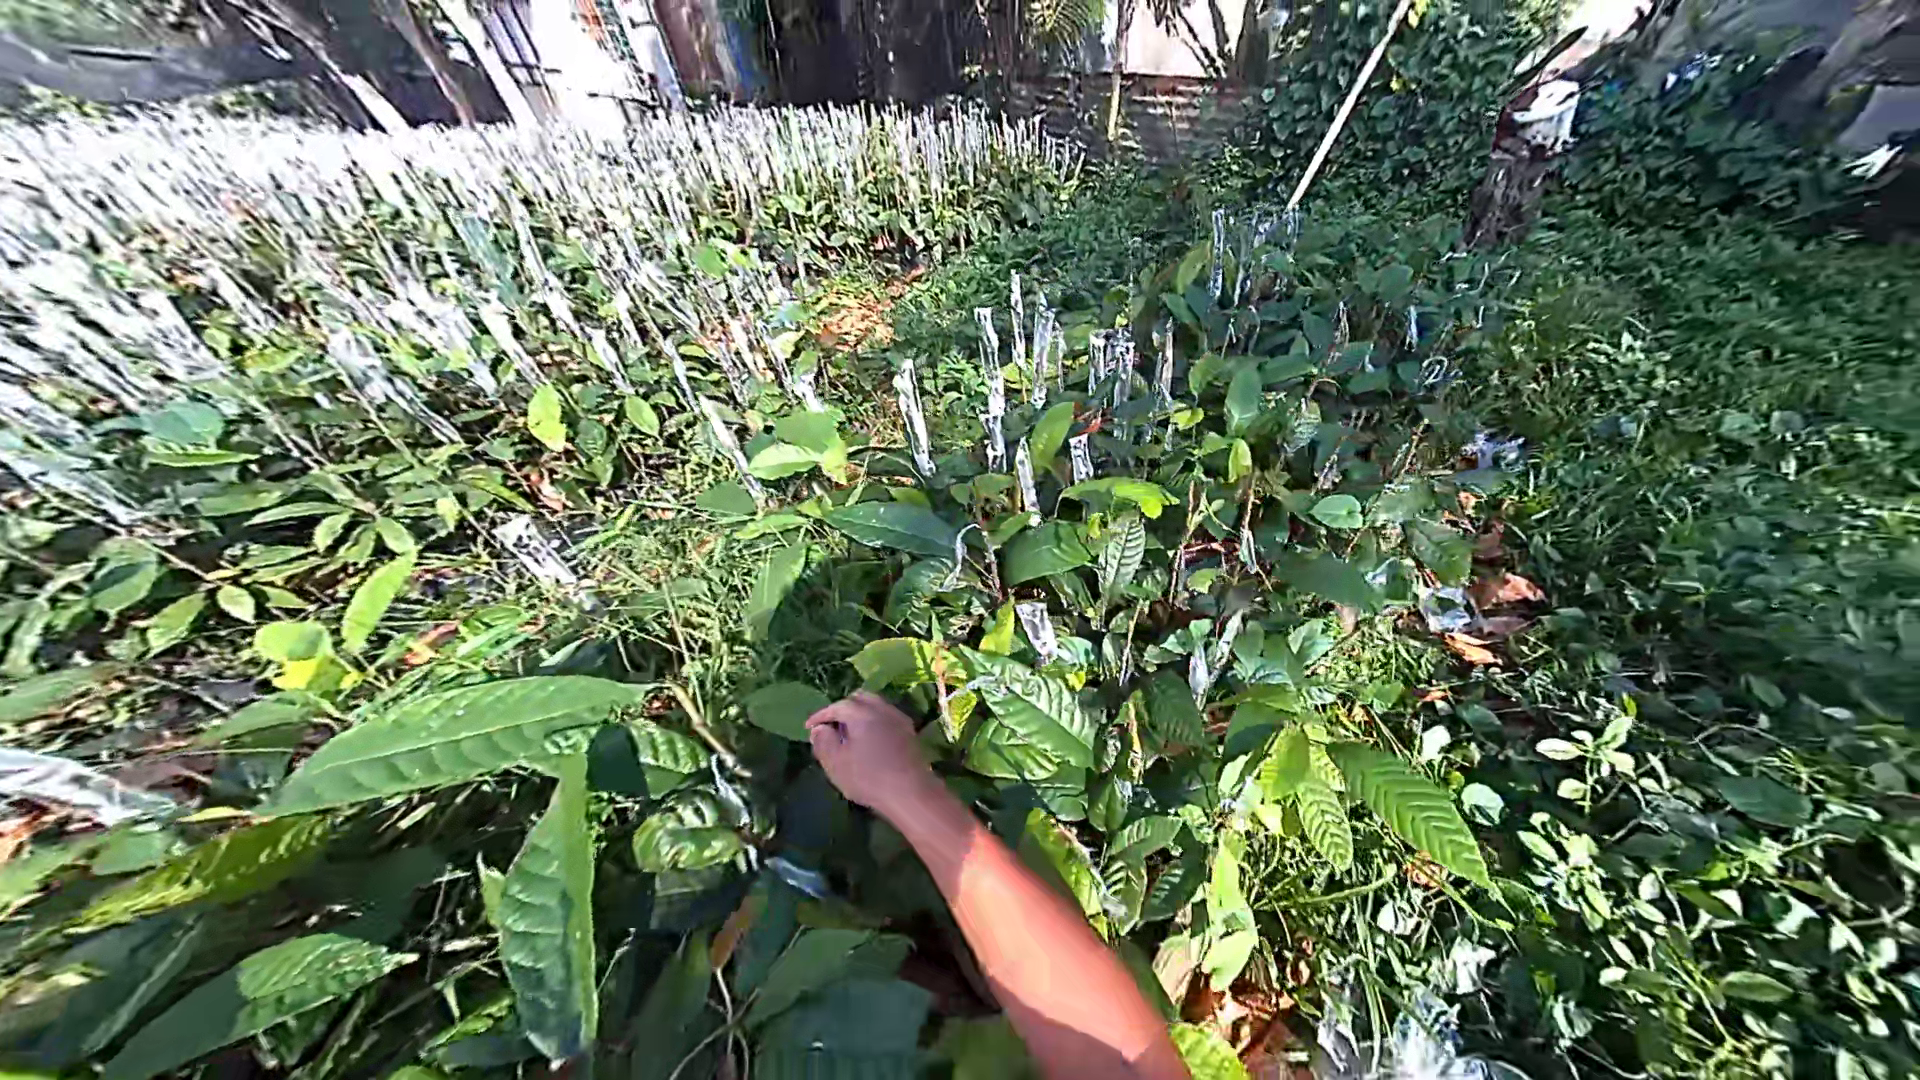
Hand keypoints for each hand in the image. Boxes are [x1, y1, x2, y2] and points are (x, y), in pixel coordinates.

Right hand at [807, 691, 943, 821]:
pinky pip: (886, 717)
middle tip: (831, 725)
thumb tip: (819, 728)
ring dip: (860, 713)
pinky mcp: (909, 731)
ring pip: (875, 706)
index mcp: (861, 712)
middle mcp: (881, 708)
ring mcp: (898, 718)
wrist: (911, 791)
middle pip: (859, 699)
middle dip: (842, 708)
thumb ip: (824, 742)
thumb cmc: (868, 777)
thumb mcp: (836, 763)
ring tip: (849, 732)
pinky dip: (874, 721)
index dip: (820, 716)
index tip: (809, 727)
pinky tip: (870, 739)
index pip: (837, 706)